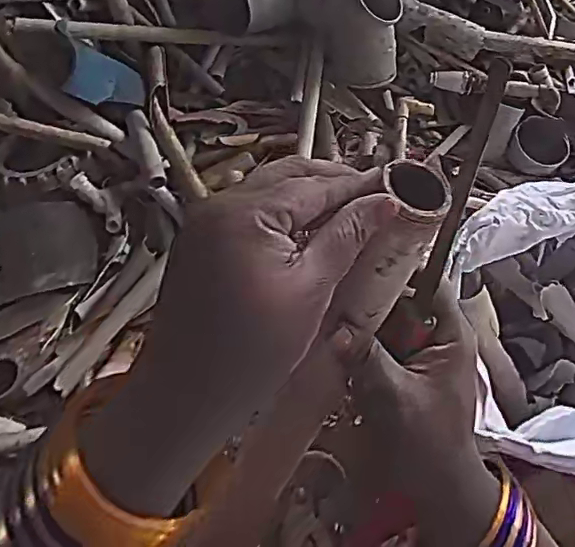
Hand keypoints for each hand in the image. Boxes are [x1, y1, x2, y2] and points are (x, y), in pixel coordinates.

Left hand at [79, 157, 395, 513]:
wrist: (182, 401)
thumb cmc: (246, 357)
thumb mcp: (311, 291)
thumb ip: (347, 237)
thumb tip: (382, 203)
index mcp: (246, 214)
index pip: (317, 184)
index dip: (359, 184)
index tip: (391, 185)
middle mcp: (221, 205)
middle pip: (292, 173)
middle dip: (335, 180)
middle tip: (373, 195)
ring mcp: (207, 219)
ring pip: (272, 185)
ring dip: (310, 192)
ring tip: (347, 211)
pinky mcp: (203, 237)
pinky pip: (253, 206)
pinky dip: (285, 209)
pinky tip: (310, 229)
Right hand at [343, 282, 500, 546]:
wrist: (440, 490)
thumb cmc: (430, 446)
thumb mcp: (397, 399)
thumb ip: (369, 360)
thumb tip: (337, 331)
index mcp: (452, 330)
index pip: (429, 278)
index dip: (400, 264)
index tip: (365, 257)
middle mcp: (440, 331)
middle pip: (405, 295)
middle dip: (374, 295)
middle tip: (339, 288)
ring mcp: (423, 348)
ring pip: (391, 318)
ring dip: (366, 320)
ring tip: (333, 310)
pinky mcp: (407, 365)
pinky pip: (385, 341)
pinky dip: (366, 341)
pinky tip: (340, 340)